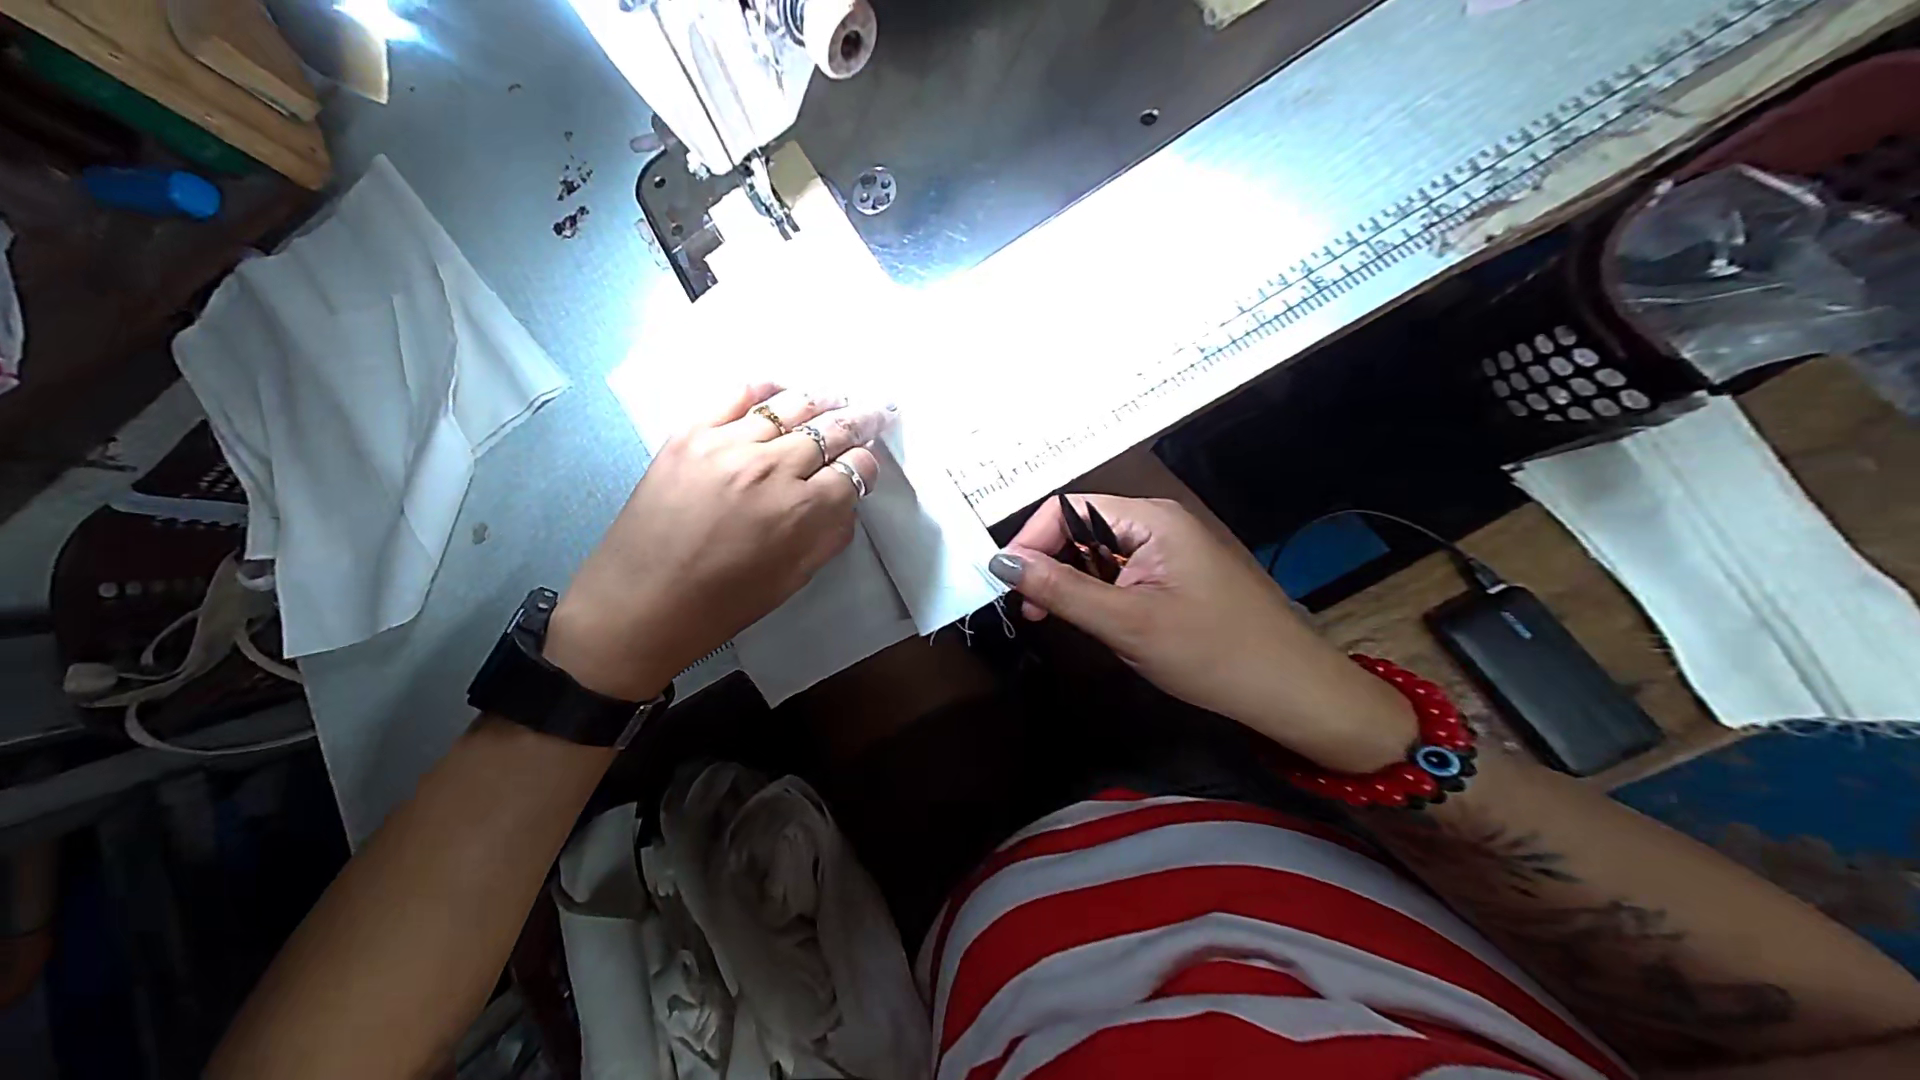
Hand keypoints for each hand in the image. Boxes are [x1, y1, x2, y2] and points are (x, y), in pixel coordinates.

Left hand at [542, 384, 891, 700]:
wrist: (642, 602)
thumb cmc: (723, 602)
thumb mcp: (795, 577)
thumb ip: (831, 534)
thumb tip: (846, 499)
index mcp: (804, 511)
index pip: (855, 469)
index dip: (867, 466)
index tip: (865, 467)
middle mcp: (773, 469)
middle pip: (831, 430)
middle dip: (860, 422)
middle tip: (874, 413)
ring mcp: (729, 445)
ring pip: (791, 405)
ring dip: (822, 400)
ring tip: (836, 397)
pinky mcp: (691, 434)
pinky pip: (737, 396)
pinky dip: (766, 390)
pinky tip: (781, 390)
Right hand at [994, 495, 1415, 772]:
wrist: (1292, 692)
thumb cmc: (1213, 654)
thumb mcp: (1127, 623)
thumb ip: (1061, 590)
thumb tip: (1001, 562)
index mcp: (1152, 519)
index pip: (1069, 508)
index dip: (1031, 539)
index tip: (1005, 580)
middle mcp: (1160, 524)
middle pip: (1083, 528)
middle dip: (1049, 563)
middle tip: (1027, 608)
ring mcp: (1171, 551)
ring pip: (1100, 554)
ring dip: (1072, 583)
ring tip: (1055, 618)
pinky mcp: (1177, 577)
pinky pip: (1123, 574)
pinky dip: (1099, 595)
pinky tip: (1095, 622)